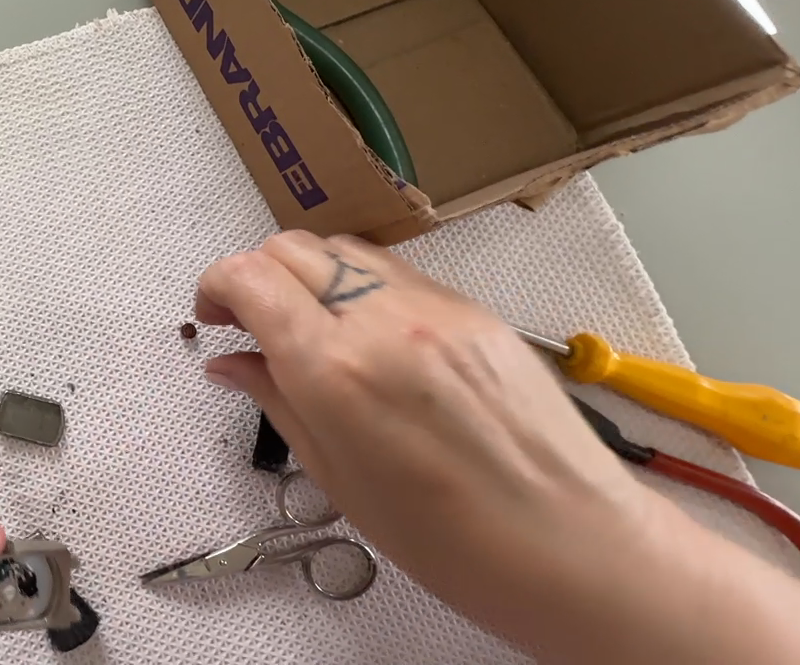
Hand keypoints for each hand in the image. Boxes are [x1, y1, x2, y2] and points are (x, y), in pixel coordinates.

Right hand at [195, 230, 799, 664]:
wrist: (586, 554)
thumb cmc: (451, 541)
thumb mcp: (334, 476)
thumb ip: (273, 398)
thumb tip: (227, 362)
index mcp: (335, 370)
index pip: (247, 276)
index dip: (214, 286)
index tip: (214, 316)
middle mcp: (379, 321)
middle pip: (286, 247)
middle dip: (254, 275)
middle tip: (252, 321)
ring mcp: (432, 308)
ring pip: (337, 246)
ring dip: (304, 272)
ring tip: (310, 323)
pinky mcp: (471, 310)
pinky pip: (390, 269)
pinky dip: (355, 283)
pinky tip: (366, 332)